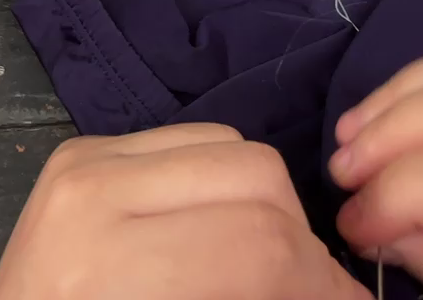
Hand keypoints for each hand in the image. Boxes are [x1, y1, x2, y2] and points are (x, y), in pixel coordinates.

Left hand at [0, 124, 369, 299]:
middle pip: (252, 172)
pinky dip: (218, 182)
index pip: (258, 242)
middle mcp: (94, 189)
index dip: (324, 284)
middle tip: (312, 289)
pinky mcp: (81, 146)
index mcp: (109, 266)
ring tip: (265, 258)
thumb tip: (341, 297)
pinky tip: (213, 228)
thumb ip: (260, 298)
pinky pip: (185, 139)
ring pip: (227, 142)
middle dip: (302, 237)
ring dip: (264, 203)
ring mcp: (83, 156)